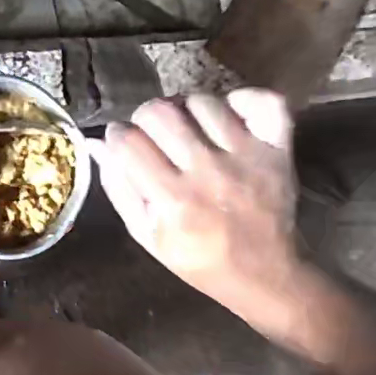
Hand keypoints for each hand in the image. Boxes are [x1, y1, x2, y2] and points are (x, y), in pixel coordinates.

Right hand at [95, 89, 310, 318]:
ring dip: (186, 109)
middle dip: (144, 118)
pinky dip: (242, 100)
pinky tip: (227, 116)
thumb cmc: (197, 259)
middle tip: (151, 134)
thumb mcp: (146, 236)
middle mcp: (208, 172)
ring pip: (203, 102)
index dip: (116, 136)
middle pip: (160, 112)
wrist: (264, 275)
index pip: (128, 141)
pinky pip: (263, 101)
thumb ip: (119, 189)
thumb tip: (98, 145)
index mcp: (172, 200)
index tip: (121, 142)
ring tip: (187, 129)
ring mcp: (247, 157)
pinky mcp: (277, 150)